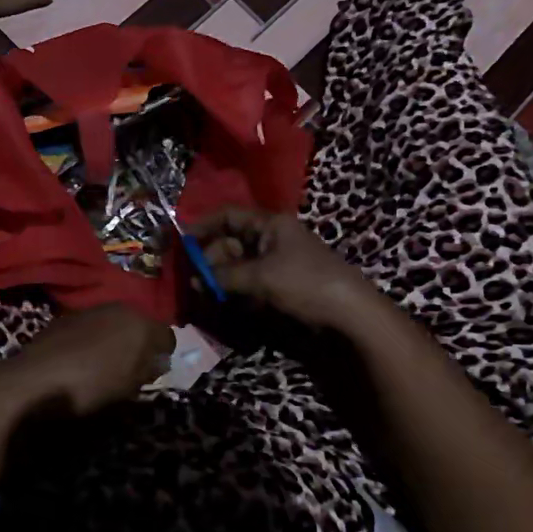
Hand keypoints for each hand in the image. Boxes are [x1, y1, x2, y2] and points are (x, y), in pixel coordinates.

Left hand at [0, 304, 173, 415]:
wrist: (36, 380)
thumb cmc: (93, 386)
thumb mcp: (130, 387)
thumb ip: (148, 369)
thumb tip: (157, 360)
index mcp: (140, 323)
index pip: (167, 335)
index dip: (164, 354)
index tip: (155, 372)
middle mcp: (118, 308)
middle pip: (139, 324)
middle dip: (139, 342)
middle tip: (132, 367)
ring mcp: (89, 310)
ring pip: (113, 322)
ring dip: (114, 338)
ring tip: (105, 363)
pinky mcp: (65, 317)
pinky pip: (90, 326)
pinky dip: (92, 338)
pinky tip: (80, 359)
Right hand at [191, 208, 372, 329]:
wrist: (351, 315)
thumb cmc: (305, 283)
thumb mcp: (260, 276)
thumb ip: (224, 275)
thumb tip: (195, 279)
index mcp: (271, 224)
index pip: (229, 216)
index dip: (204, 226)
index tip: (182, 242)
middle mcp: (273, 238)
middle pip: (231, 242)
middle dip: (210, 259)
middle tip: (194, 279)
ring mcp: (278, 262)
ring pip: (239, 265)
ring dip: (221, 278)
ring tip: (206, 293)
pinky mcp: (282, 285)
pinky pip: (250, 282)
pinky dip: (236, 290)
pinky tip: (226, 302)